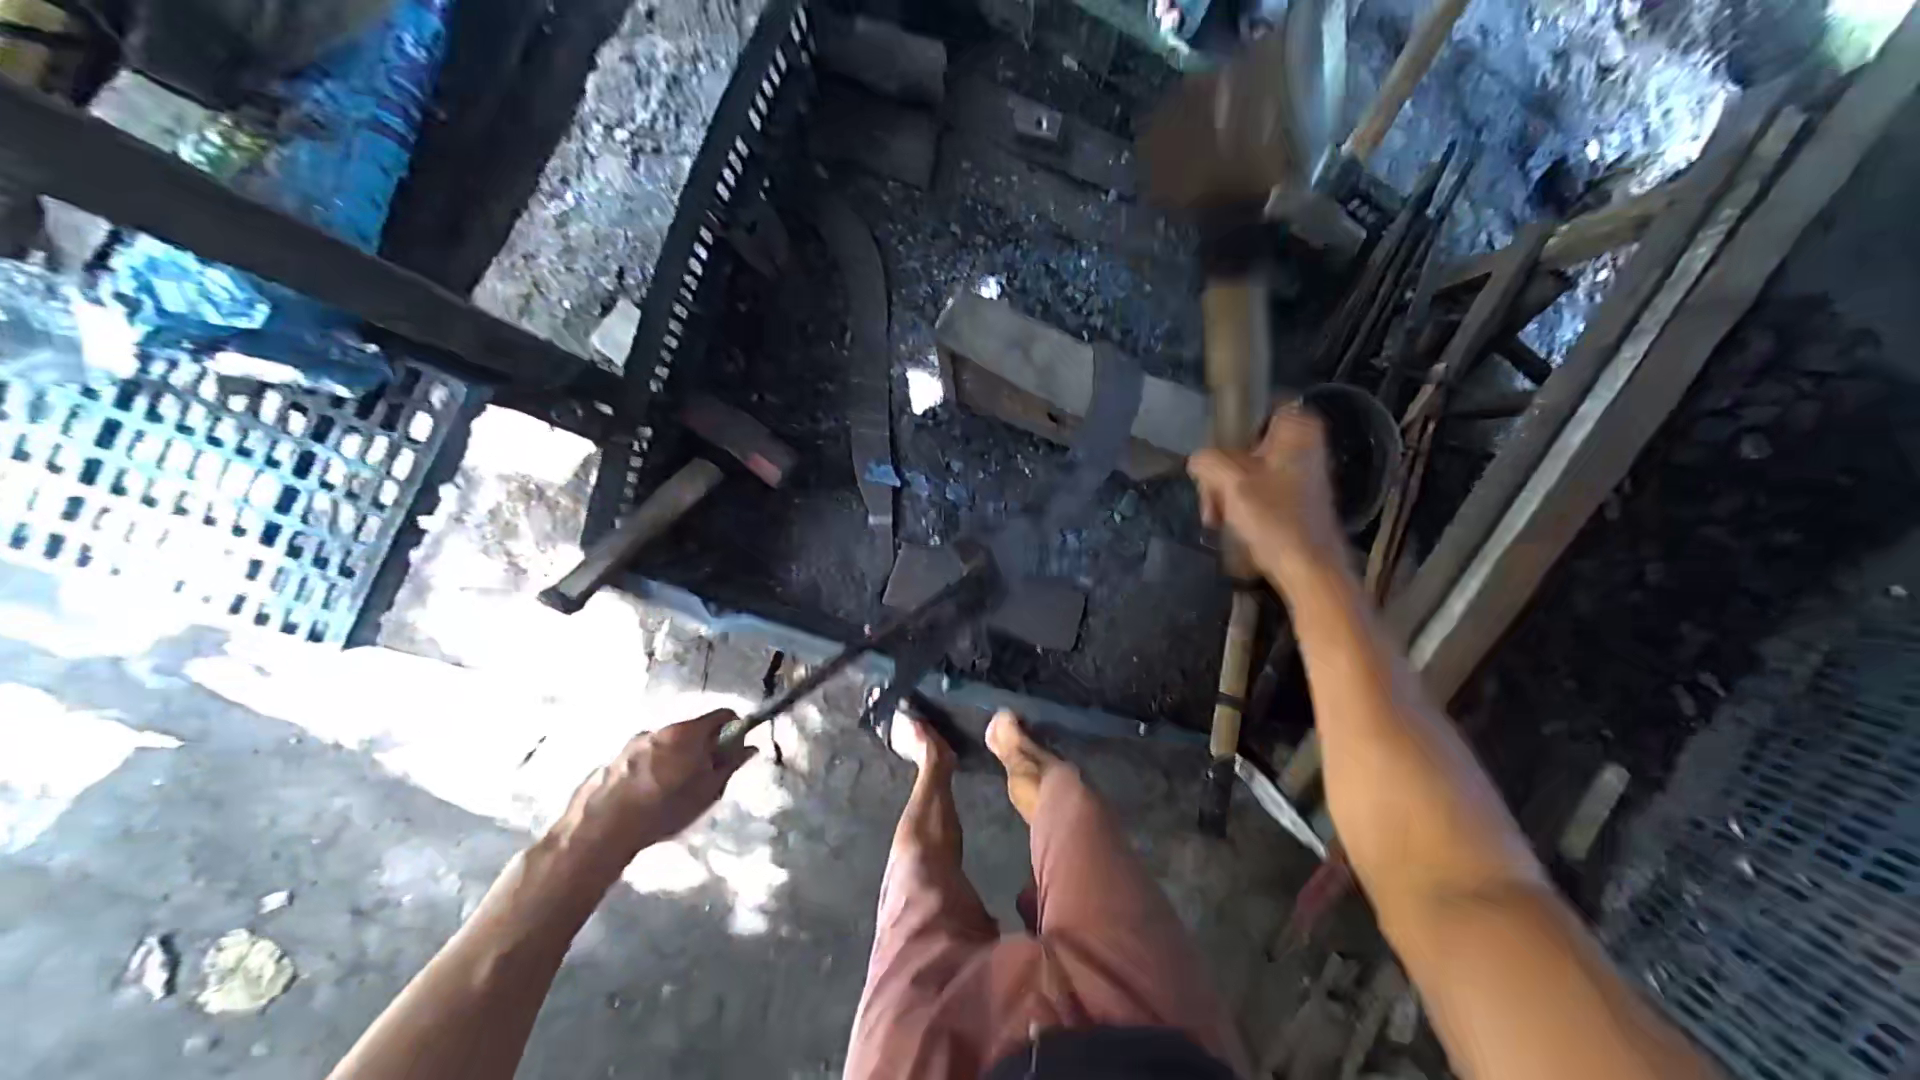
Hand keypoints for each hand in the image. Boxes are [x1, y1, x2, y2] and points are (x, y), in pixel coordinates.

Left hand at [551, 710, 756, 865]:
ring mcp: (634, 742)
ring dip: (677, 759)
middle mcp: (661, 728)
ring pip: (668, 744)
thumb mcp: (707, 792)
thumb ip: (730, 765)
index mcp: (687, 732)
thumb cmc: (663, 809)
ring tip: (672, 793)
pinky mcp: (614, 758)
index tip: (734, 752)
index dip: (735, 730)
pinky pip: (645, 757)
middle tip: (704, 779)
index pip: (723, 715)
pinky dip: (653, 768)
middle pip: (694, 730)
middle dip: (704, 748)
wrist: (599, 829)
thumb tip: (749, 747)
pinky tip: (646, 797)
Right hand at [1188, 403, 1345, 583]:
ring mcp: (1299, 474)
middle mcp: (1303, 445)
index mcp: (1297, 430)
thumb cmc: (1274, 518)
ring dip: (1224, 491)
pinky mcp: (1293, 500)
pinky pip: (1255, 490)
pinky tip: (1227, 524)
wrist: (1308, 568)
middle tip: (1210, 493)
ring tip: (1215, 516)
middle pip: (1245, 443)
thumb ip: (1207, 460)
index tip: (1214, 447)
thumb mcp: (1231, 482)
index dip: (1233, 424)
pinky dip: (1238, 504)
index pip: (1259, 406)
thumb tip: (1198, 460)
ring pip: (1245, 469)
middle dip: (1220, 469)